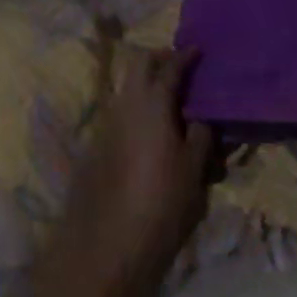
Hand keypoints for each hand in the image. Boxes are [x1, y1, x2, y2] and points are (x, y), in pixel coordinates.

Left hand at [24, 48, 215, 296]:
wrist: (107, 246)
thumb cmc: (160, 203)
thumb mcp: (193, 169)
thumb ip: (200, 135)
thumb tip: (200, 118)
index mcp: (152, 102)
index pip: (170, 66)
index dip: (185, 56)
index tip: (197, 50)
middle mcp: (125, 104)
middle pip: (139, 64)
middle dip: (158, 59)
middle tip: (178, 65)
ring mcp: (106, 123)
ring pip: (126, 88)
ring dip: (145, 84)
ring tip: (168, 100)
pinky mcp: (96, 146)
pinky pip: (120, 112)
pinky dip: (136, 108)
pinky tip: (149, 131)